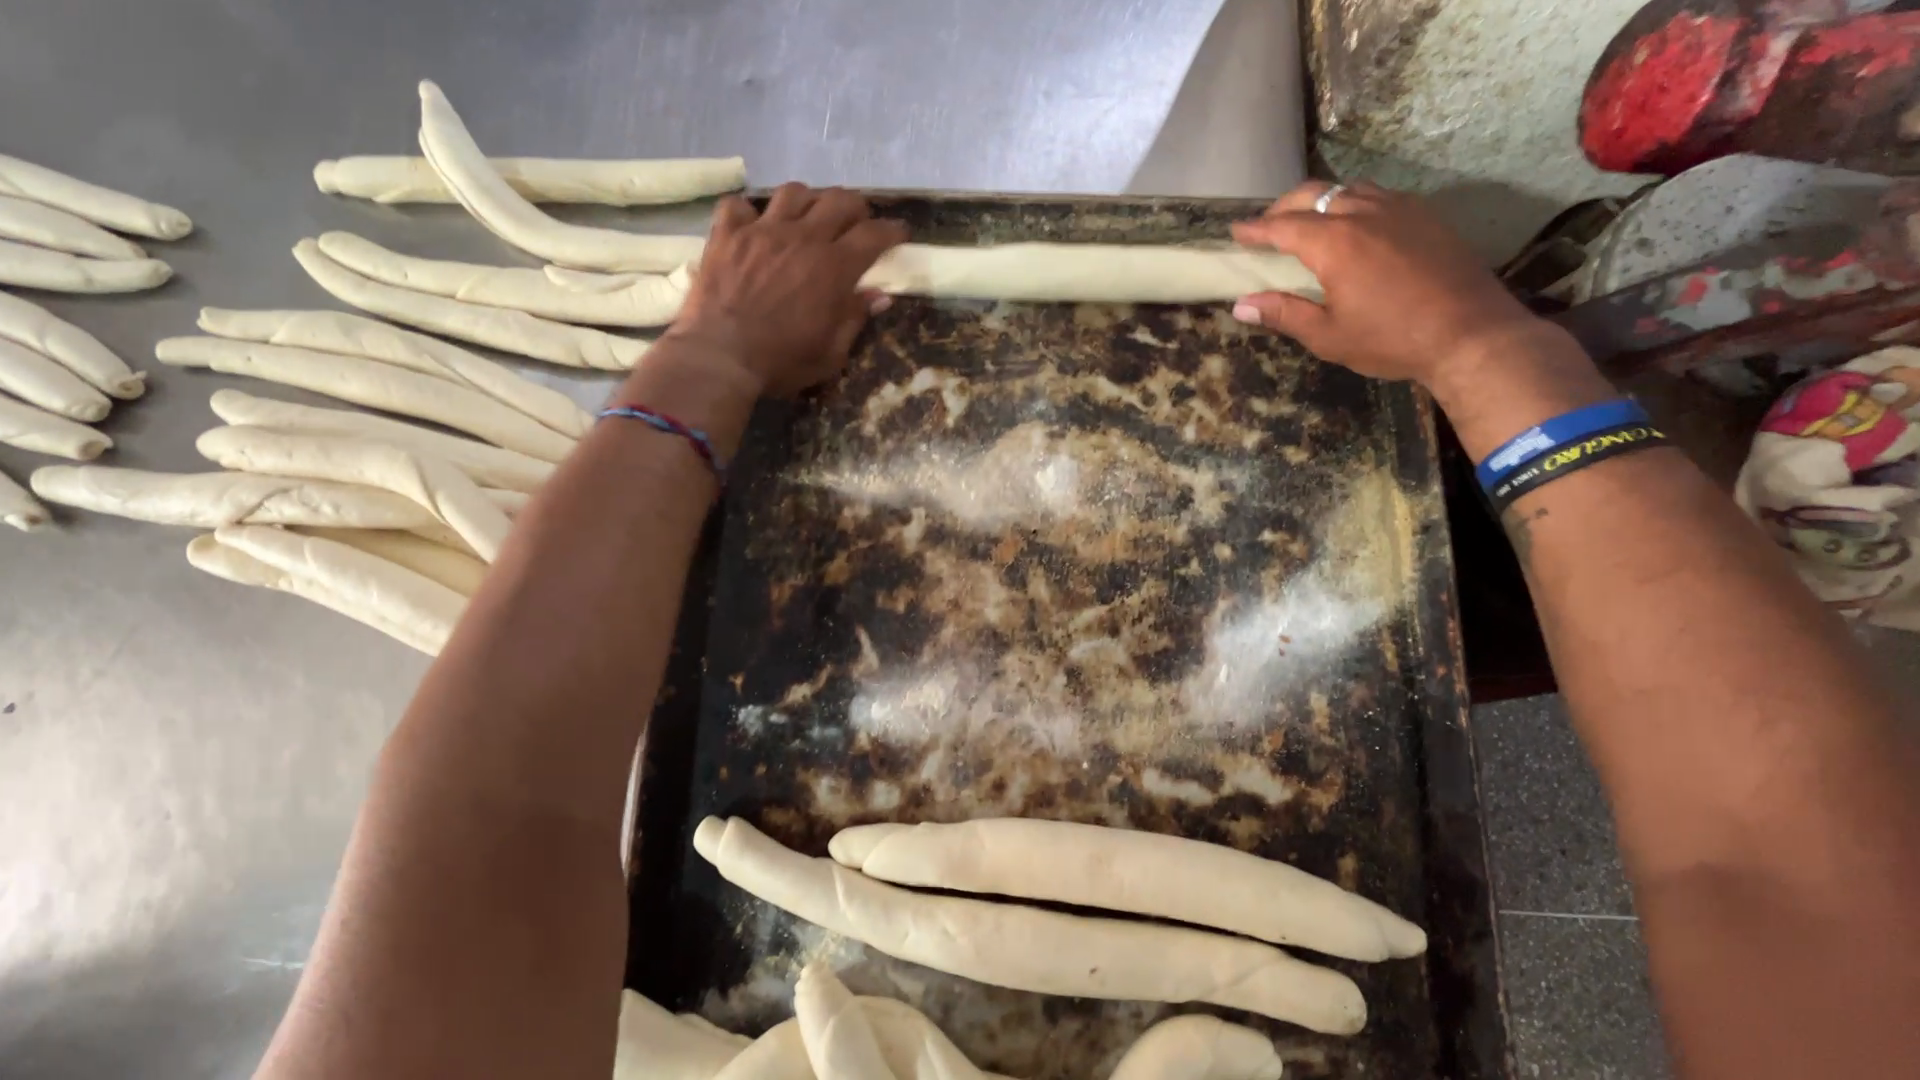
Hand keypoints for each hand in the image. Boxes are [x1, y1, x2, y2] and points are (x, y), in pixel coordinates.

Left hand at [667, 183, 907, 396]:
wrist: (719, 357)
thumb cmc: (781, 362)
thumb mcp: (831, 353)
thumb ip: (855, 319)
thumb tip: (878, 296)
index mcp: (835, 267)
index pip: (874, 234)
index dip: (892, 230)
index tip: (899, 234)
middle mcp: (803, 238)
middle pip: (839, 200)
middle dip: (855, 208)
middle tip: (856, 223)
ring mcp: (762, 231)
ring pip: (794, 193)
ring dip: (808, 201)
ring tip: (808, 217)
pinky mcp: (727, 235)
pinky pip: (739, 205)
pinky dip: (749, 212)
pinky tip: (752, 226)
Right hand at [1229, 181, 1545, 390]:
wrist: (1470, 333)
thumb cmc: (1392, 339)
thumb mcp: (1328, 336)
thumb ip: (1283, 314)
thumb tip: (1242, 305)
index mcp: (1334, 243)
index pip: (1282, 226)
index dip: (1255, 228)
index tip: (1236, 232)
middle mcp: (1363, 213)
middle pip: (1313, 194)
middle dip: (1283, 207)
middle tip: (1267, 225)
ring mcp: (1399, 209)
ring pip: (1348, 189)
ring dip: (1321, 200)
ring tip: (1309, 221)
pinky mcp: (1425, 215)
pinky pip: (1379, 196)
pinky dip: (1354, 203)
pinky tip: (1355, 224)